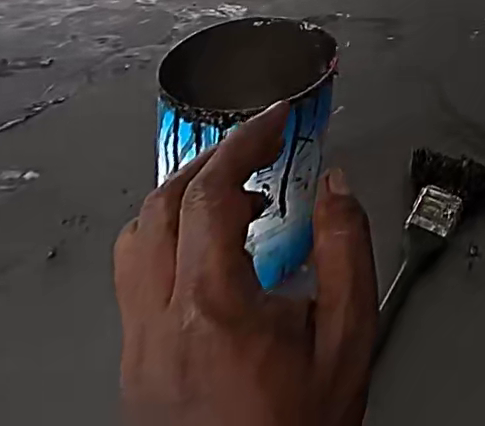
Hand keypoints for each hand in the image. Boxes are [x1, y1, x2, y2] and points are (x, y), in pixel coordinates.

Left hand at [114, 101, 376, 425]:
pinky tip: (213, 241)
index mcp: (214, 310)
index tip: (274, 120)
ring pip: (136, 238)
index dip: (244, 142)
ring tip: (234, 183)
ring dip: (183, 194)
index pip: (210, 195)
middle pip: (160, 206)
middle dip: (212, 158)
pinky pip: (137, 273)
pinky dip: (172, 232)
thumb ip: (346, 248)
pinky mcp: (135, 364)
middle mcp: (161, 324)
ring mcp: (139, 347)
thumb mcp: (349, 334)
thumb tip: (335, 186)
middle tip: (257, 143)